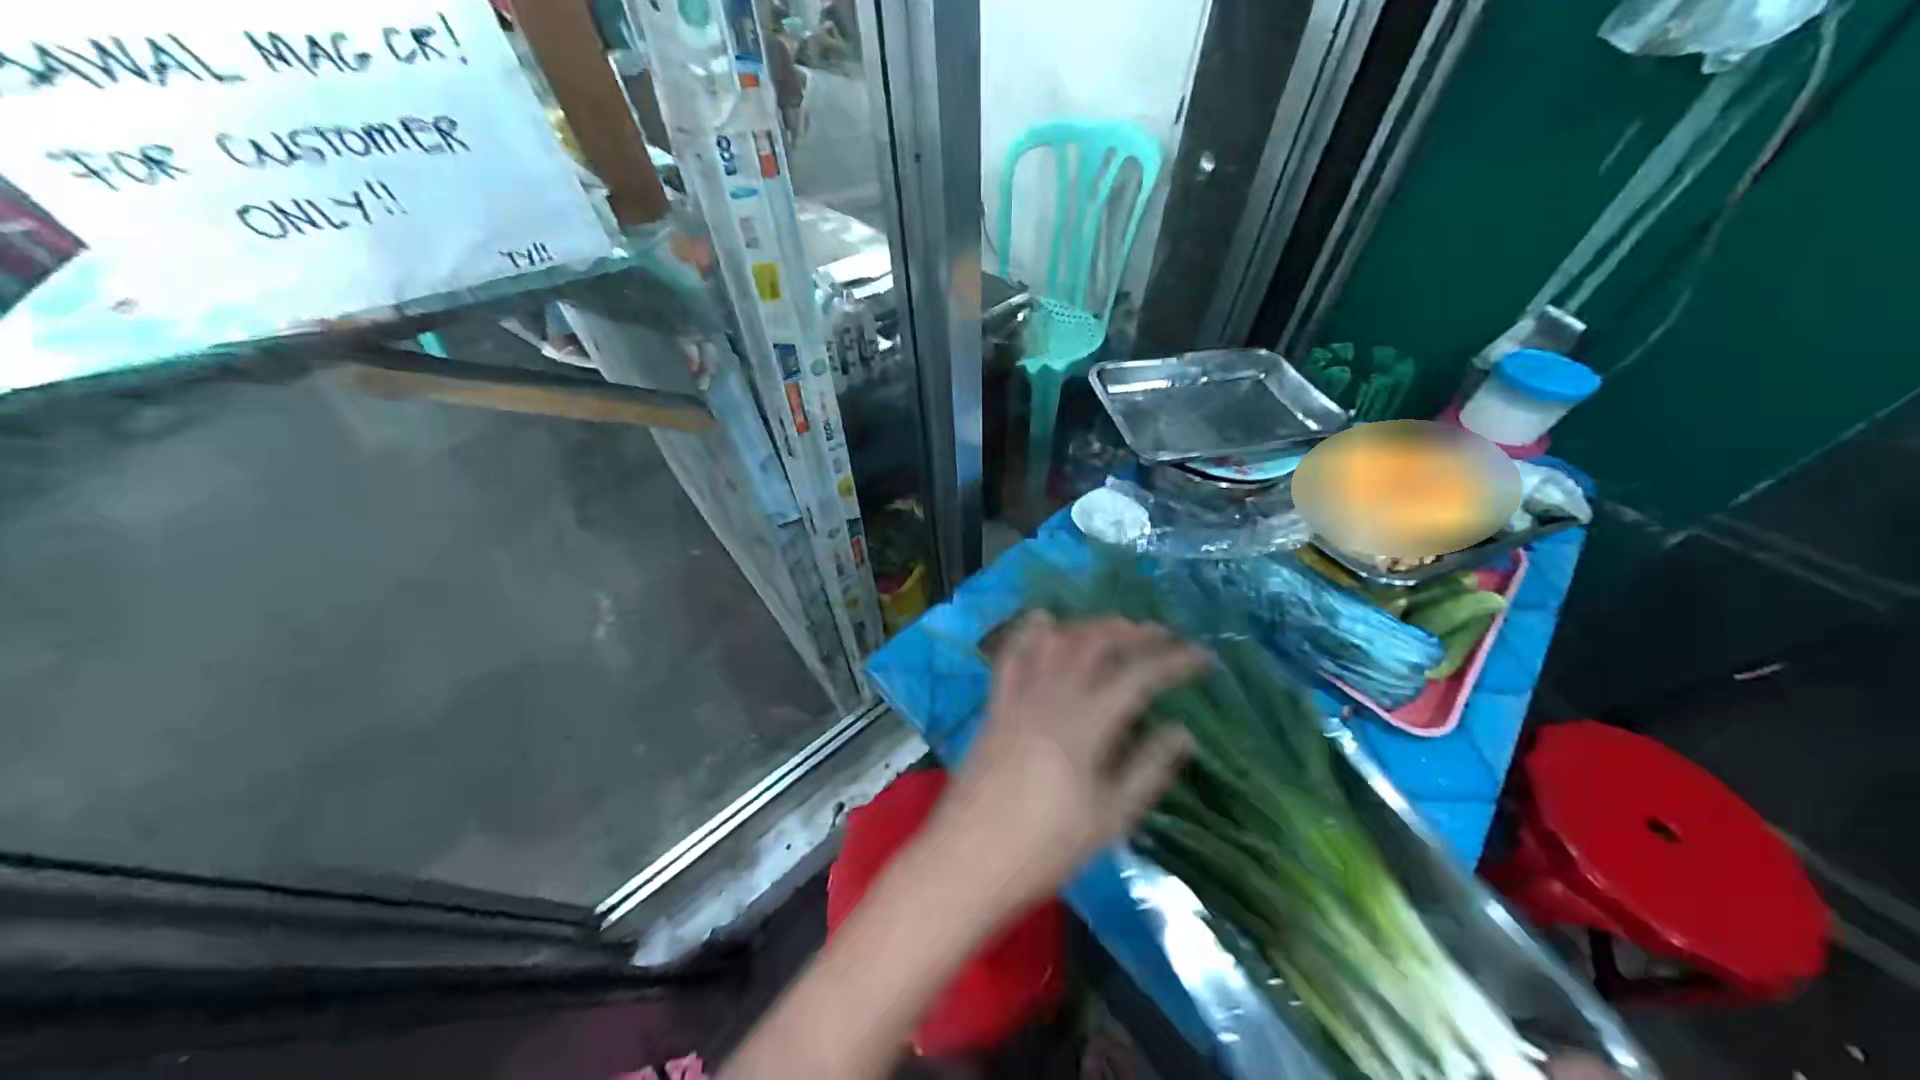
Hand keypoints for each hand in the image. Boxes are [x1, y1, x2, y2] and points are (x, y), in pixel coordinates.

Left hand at [927, 613, 1207, 916]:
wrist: (966, 860)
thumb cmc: (1044, 849)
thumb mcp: (1108, 819)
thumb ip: (1147, 769)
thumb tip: (1181, 731)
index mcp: (1084, 725)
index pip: (1138, 677)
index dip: (1175, 662)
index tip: (1204, 657)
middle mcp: (1050, 698)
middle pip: (1096, 645)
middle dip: (1135, 634)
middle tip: (1165, 636)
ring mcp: (1018, 697)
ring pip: (1056, 642)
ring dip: (1090, 627)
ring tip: (1119, 628)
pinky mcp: (994, 706)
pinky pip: (1012, 655)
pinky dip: (1031, 632)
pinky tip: (1044, 620)